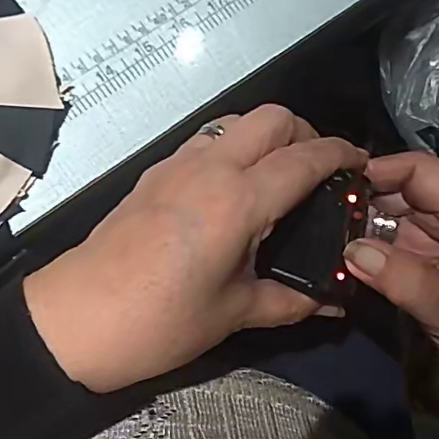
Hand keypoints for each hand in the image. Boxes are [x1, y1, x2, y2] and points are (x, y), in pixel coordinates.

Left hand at [24, 105, 366, 392]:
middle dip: (305, 133)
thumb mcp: (234, 312)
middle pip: (271, 117)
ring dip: (265, 137)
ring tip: (278, 179)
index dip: (341, 155)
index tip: (360, 164)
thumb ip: (292, 300)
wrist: (78, 317)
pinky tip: (233, 191)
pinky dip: (232, 149)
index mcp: (238, 198)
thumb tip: (332, 301)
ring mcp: (176, 165)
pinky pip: (205, 142)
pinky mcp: (153, 173)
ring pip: (234, 123)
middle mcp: (209, 167)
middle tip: (319, 170)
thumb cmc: (160, 320)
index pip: (305, 157)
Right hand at [342, 152, 438, 420]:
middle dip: (364, 200)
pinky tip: (343, 257)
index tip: (336, 184)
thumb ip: (399, 277)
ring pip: (397, 220)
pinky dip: (372, 252)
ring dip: (364, 228)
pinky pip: (397, 248)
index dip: (380, 170)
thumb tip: (347, 250)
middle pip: (404, 193)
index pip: (423, 172)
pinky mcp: (437, 268)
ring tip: (324, 235)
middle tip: (320, 215)